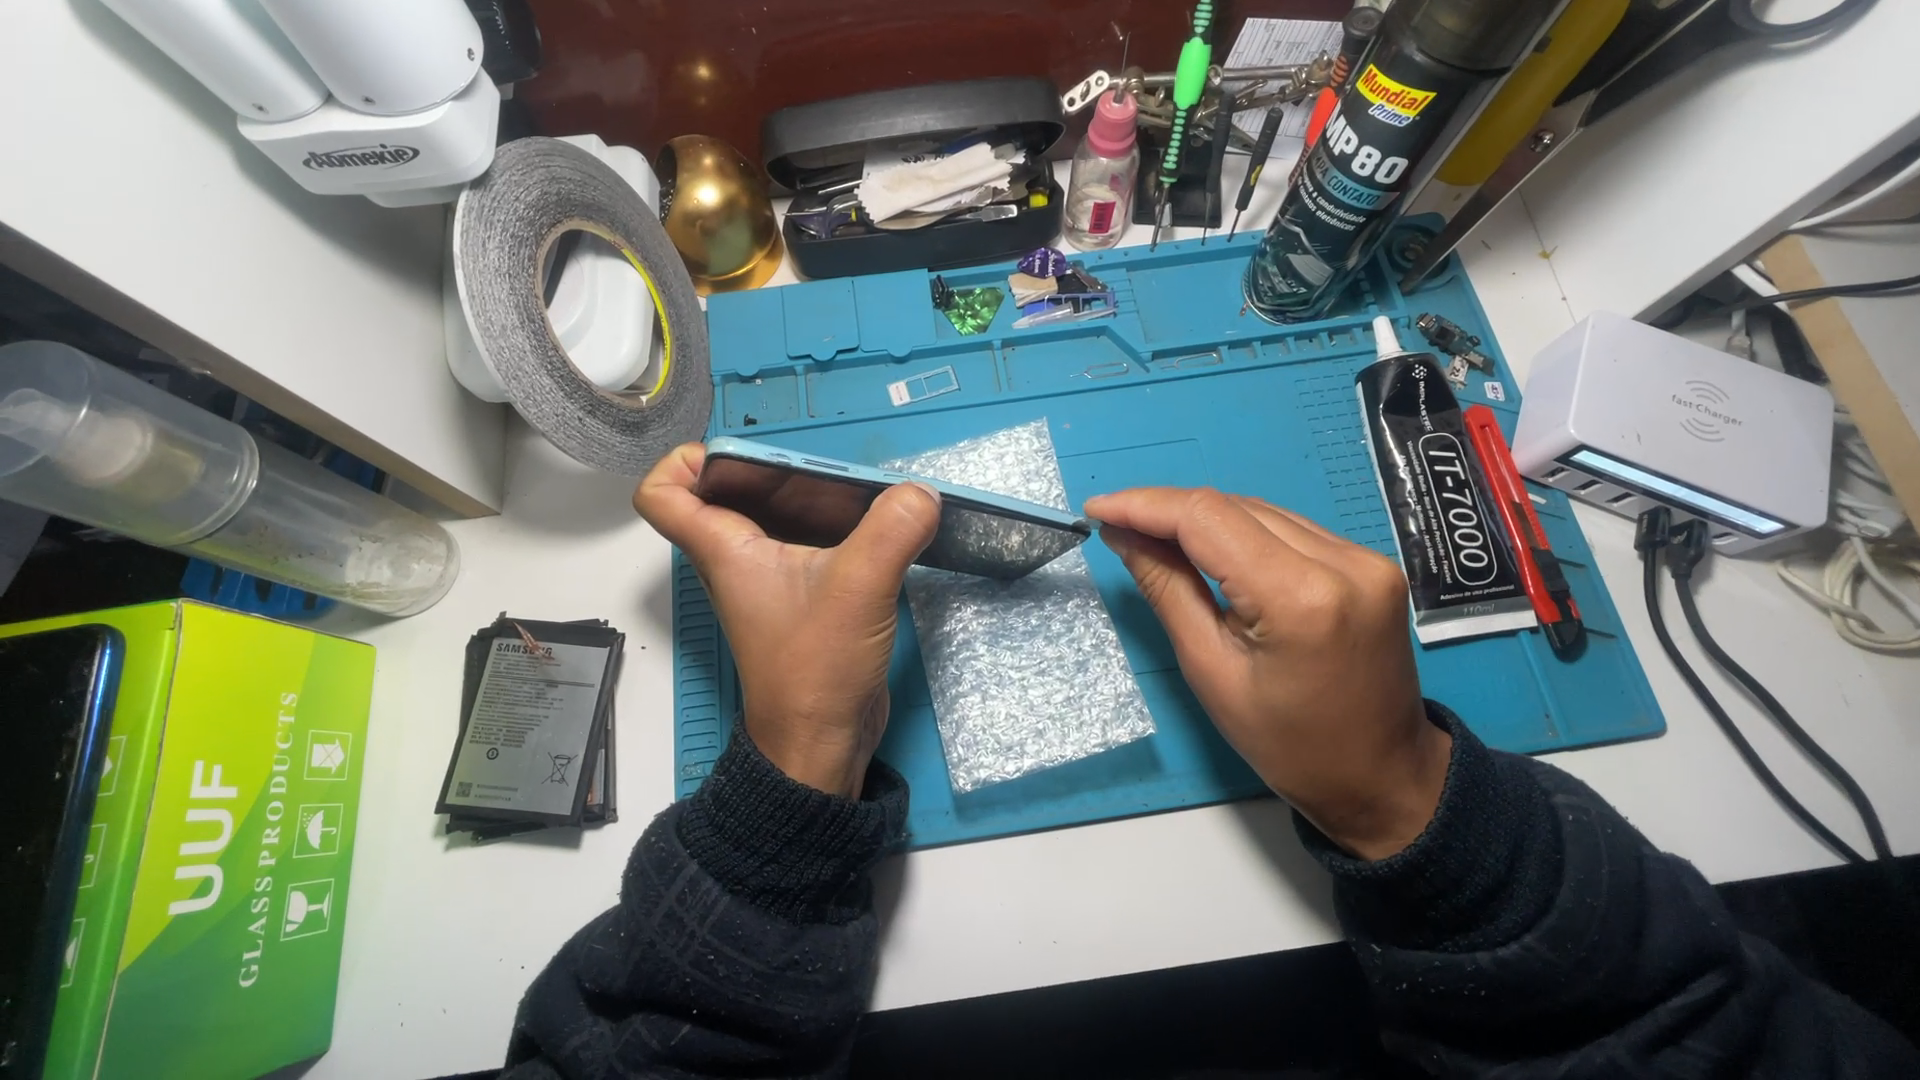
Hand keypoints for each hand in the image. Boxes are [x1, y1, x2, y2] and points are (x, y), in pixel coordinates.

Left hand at [634, 444, 940, 797]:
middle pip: (728, 493)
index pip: (663, 495)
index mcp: (724, 550)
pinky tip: (874, 527)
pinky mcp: (802, 598)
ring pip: (772, 518)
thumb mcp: (858, 587)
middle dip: (772, 469)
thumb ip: (892, 531)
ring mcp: (770, 581)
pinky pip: (806, 544)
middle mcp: (738, 560)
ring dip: (809, 497)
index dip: (684, 462)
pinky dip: (834, 526)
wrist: (822, 741)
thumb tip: (922, 494)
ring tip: (859, 489)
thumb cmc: (815, 668)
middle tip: (826, 468)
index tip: (737, 454)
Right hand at [1084, 488, 1449, 859]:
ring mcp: (1364, 557)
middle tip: (1118, 526)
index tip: (1099, 508)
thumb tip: (1122, 534)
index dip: (1146, 506)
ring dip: (1203, 520)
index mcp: (1300, 597)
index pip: (1208, 519)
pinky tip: (1210, 550)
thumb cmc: (1286, 743)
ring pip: (1261, 512)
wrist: (1381, 777)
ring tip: (1154, 537)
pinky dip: (1241, 532)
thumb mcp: (1210, 670)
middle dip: (1168, 511)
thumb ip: (1166, 589)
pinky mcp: (1370, 562)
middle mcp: (1343, 561)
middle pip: (1234, 507)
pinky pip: (1289, 529)